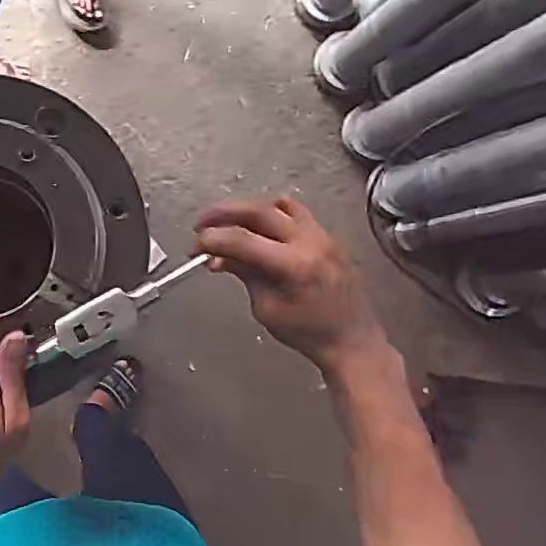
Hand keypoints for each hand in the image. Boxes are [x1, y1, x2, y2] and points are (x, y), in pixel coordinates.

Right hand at [195, 197, 385, 371]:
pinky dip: (271, 212)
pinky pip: (295, 212)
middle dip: (224, 214)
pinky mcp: (325, 236)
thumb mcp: (266, 307)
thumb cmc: (308, 332)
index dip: (213, 239)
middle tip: (201, 224)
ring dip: (247, 210)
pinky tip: (257, 226)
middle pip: (258, 212)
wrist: (350, 339)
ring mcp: (321, 235)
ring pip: (277, 206)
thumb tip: (217, 257)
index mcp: (294, 265)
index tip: (195, 245)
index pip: (243, 240)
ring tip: (225, 222)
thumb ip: (244, 274)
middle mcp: (310, 242)